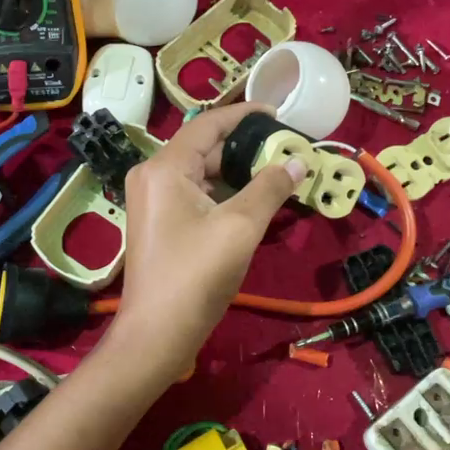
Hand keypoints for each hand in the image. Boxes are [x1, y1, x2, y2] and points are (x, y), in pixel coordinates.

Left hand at [110, 103, 306, 373]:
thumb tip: (297, 162)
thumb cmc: (196, 275)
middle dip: (245, 148)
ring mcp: (153, 200)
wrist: (156, 335)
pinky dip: (224, 194)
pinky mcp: (159, 222)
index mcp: (165, 167)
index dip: (244, 115)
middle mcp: (153, 175)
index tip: (278, 113)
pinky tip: (254, 201)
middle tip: (287, 149)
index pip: (208, 124)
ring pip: (201, 174)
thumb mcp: (240, 228)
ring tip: (278, 172)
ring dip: (237, 173)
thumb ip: (269, 189)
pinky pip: (195, 195)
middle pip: (204, 148)